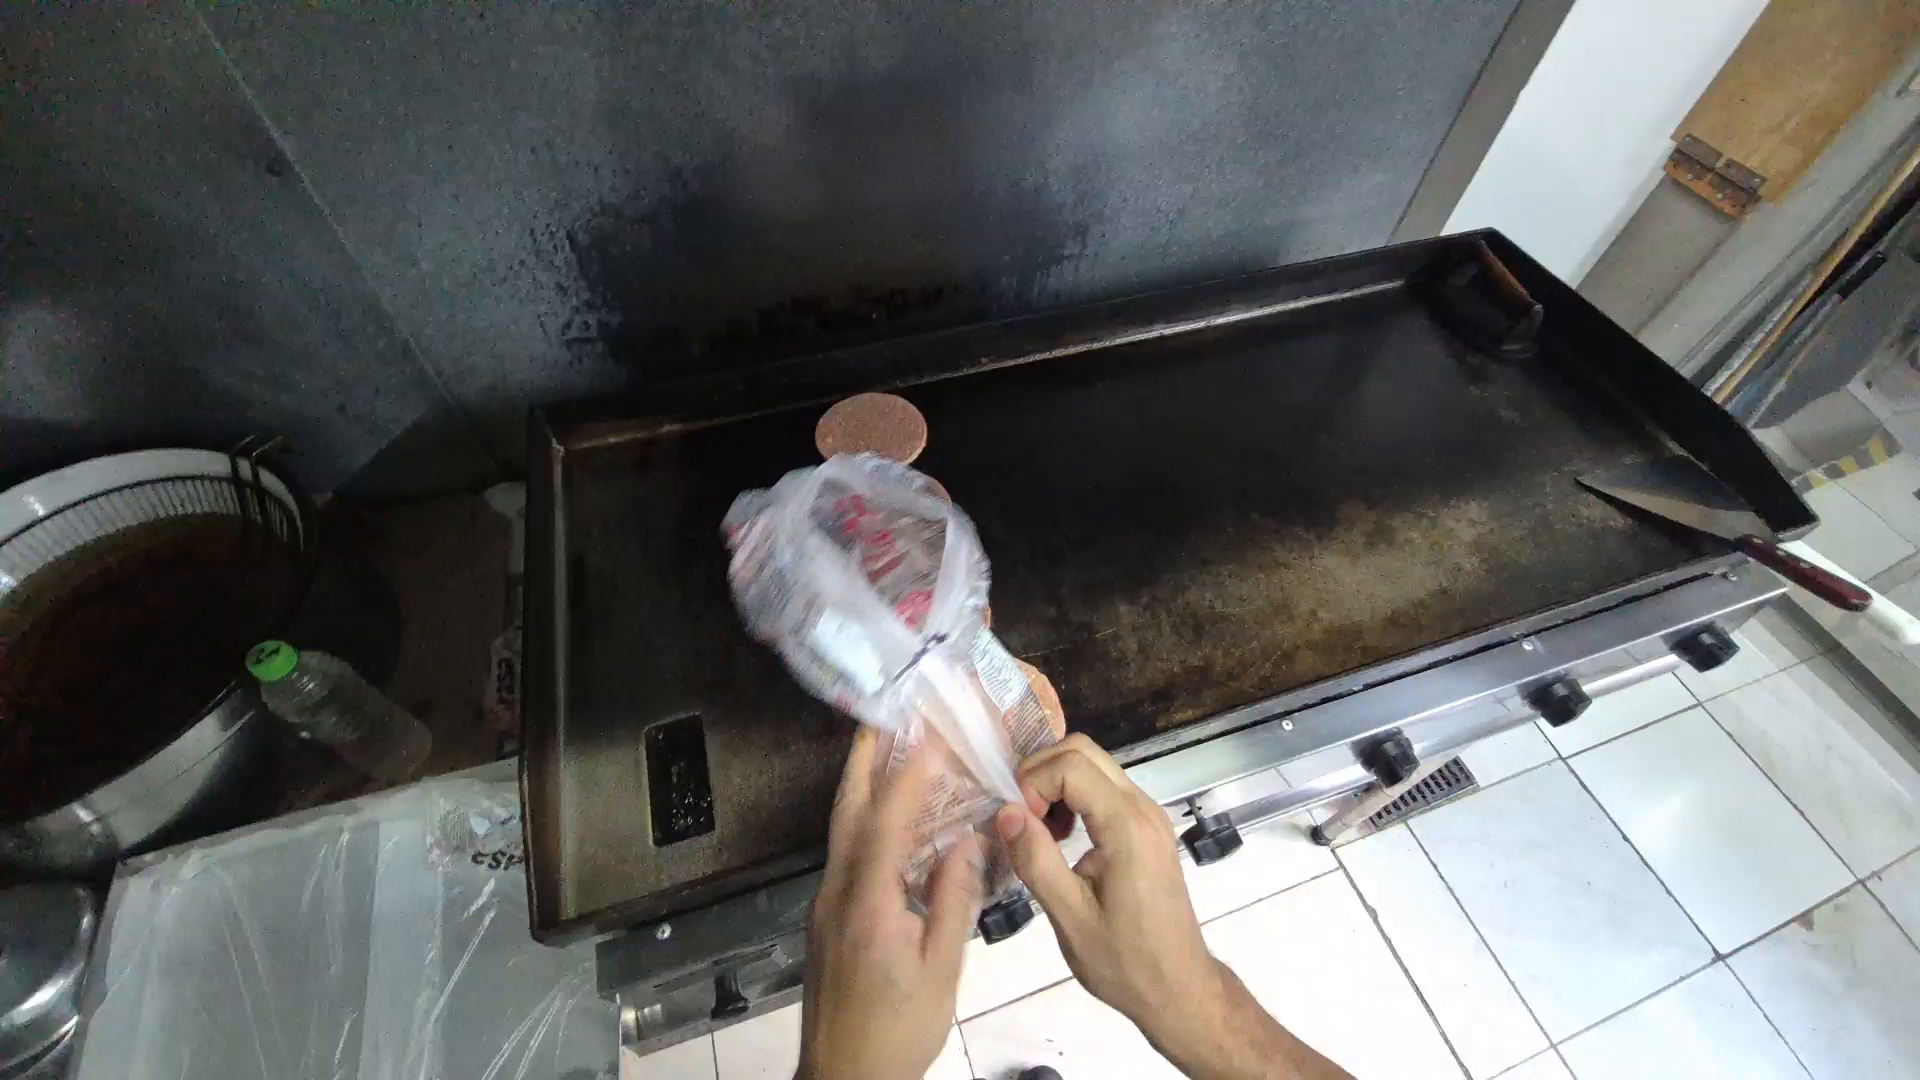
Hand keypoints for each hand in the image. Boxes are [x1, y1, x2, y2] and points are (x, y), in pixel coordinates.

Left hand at [796, 728, 980, 1079]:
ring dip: (861, 781)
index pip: (886, 821)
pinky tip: (886, 810)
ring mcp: (827, 899)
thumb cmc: (896, 1030)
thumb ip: (952, 900)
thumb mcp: (939, 971)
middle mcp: (838, 889)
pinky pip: (846, 848)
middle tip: (882, 715)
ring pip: (841, 826)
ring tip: (884, 746)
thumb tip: (967, 840)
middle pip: (847, 809)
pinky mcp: (828, 912)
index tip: (927, 734)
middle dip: (863, 758)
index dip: (907, 773)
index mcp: (868, 901)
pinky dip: (863, 815)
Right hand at [994, 735, 1349, 1079]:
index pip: (1070, 765)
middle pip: (1083, 750)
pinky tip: (1061, 836)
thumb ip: (1036, 860)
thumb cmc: (1126, 961)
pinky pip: (1104, 786)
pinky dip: (1074, 794)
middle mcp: (1142, 807)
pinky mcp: (1146, 825)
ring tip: (1038, 828)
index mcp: (1127, 825)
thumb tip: (1005, 811)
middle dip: (1041, 772)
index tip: (1018, 823)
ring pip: (1093, 763)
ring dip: (1056, 782)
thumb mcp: (1071, 918)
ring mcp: (1148, 813)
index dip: (1034, 783)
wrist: (1181, 991)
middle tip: (1020, 815)